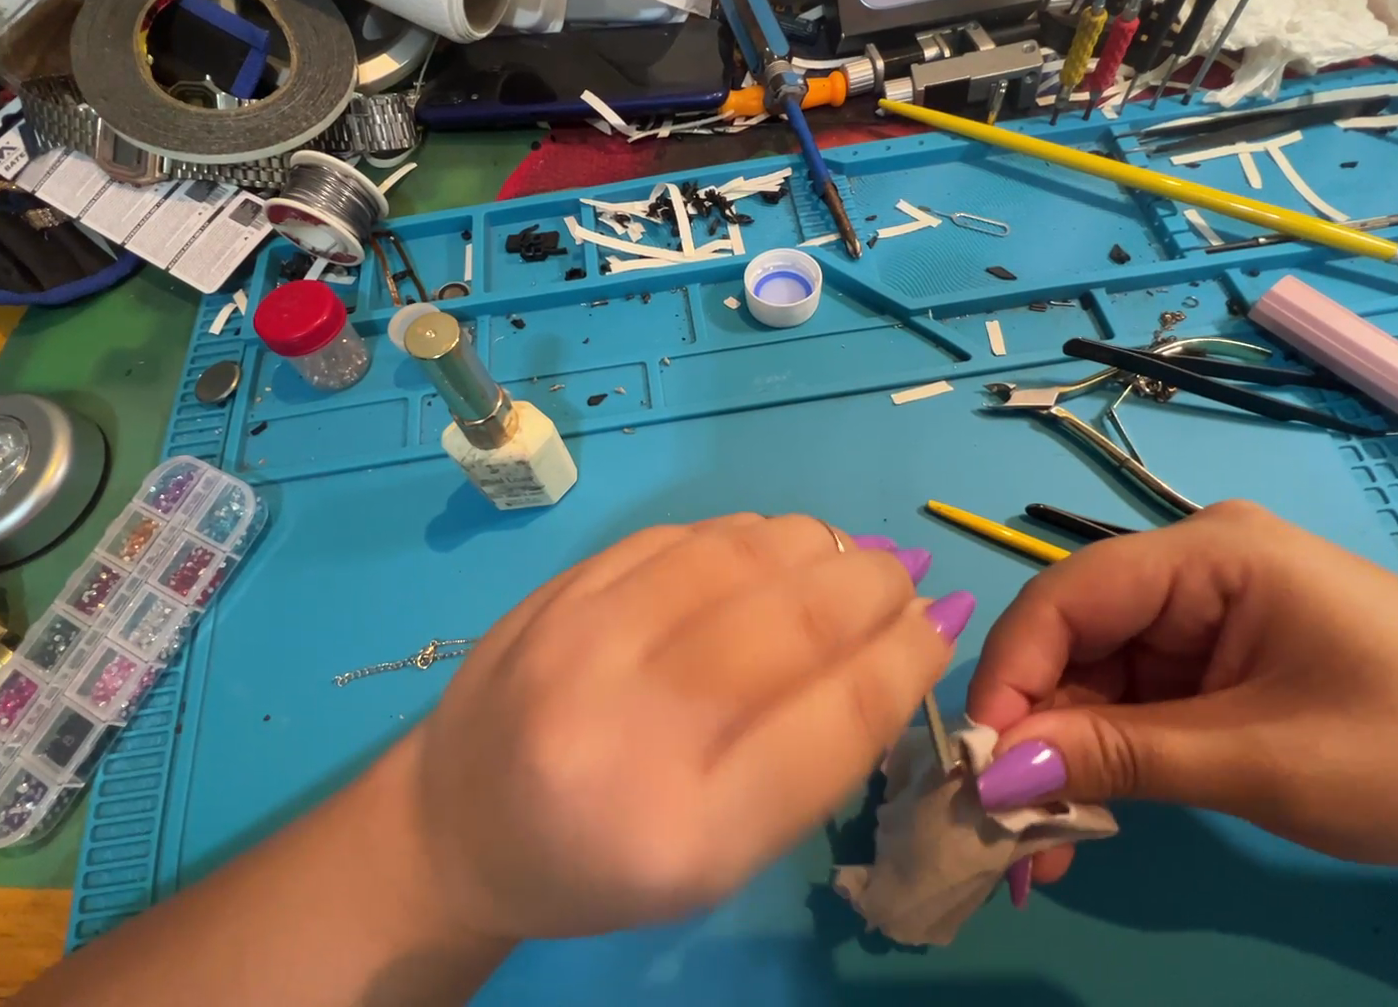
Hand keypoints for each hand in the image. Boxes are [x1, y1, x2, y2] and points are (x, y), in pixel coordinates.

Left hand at [395, 514, 976, 940]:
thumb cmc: (602, 863)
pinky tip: (771, 551)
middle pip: (796, 619)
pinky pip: (686, 534)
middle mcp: (633, 725)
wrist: (459, 821)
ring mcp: (585, 638)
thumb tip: (902, 644)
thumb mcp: (720, 858)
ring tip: (844, 560)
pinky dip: (750, 534)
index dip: (907, 659)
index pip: (837, 718)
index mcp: (689, 832)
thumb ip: (814, 757)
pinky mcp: (561, 588)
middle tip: (901, 581)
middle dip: (874, 585)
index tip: (937, 628)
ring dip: (819, 545)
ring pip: (744, 553)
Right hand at [966, 500, 1397, 881]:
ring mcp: (1195, 612)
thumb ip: (1118, 757)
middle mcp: (1188, 567)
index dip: (1011, 670)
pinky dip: (1103, 755)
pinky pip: (1126, 697)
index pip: (1069, 595)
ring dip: (1064, 753)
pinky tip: (1086, 810)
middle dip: (1036, 726)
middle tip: (1005, 814)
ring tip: (1044, 837)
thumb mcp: (1261, 762)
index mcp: (1208, 553)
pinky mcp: (1204, 656)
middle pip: (1072, 637)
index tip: (981, 758)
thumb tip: (995, 773)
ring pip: (1090, 674)